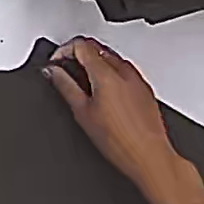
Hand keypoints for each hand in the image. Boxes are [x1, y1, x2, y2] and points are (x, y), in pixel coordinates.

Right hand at [46, 38, 203, 203]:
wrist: (150, 157)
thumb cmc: (120, 142)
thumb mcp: (82, 113)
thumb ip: (65, 86)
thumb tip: (52, 71)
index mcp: (106, 74)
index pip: (81, 45)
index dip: (63, 50)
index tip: (56, 62)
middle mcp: (124, 71)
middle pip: (96, 47)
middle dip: (77, 53)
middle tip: (64, 68)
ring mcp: (137, 78)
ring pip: (110, 56)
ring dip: (93, 61)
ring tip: (82, 81)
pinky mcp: (145, 87)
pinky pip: (124, 68)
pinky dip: (109, 71)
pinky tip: (103, 90)